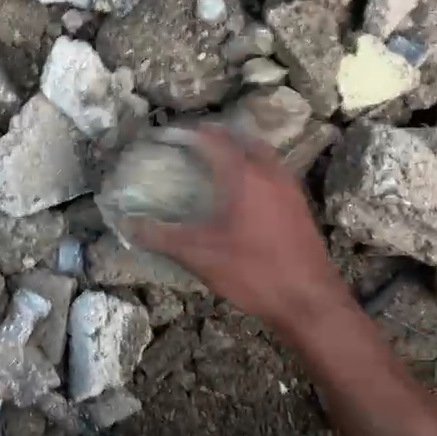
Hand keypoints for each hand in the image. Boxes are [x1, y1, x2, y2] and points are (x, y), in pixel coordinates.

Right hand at [127, 126, 350, 334]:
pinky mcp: (300, 208)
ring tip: (218, 158)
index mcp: (244, 177)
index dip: (190, 133)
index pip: (214, 140)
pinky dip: (255, 168)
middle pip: (243, 140)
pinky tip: (244, 190)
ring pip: (264, 155)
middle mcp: (270, 175)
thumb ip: (160, 237)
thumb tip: (126, 225)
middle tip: (194, 140)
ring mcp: (290, 191)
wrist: (309, 302)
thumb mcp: (198, 255)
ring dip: (240, 150)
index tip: (169, 134)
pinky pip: (275, 173)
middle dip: (218, 135)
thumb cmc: (252, 272)